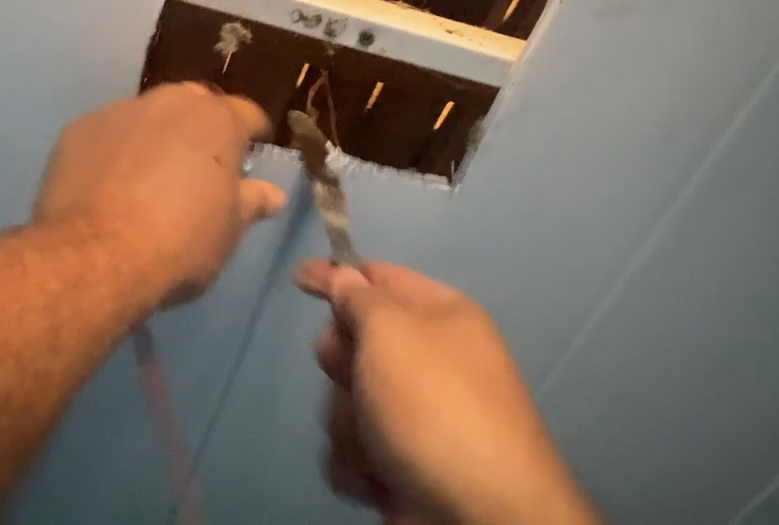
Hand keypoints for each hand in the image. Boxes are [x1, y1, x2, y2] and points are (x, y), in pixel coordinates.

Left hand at [34, 82, 285, 304]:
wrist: (96, 254)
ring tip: (149, 175)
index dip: (253, 132)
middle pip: (195, 103)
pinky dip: (114, 150)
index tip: (253, 151)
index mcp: (218, 120)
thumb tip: (273, 194)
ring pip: (148, 115)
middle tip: (200, 164)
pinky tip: (108, 183)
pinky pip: (108, 133)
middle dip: (201, 126)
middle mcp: (171, 102)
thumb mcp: (228, 231)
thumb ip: (250, 202)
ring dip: (155, 135)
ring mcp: (121, 111)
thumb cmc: (180, 242)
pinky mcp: (79, 128)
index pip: (247, 113)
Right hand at [295, 261, 601, 524]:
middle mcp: (428, 360)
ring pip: (347, 398)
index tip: (299, 279)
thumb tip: (344, 278)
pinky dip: (356, 463)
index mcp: (438, 314)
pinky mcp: (399, 463)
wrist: (479, 514)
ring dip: (349, 422)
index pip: (378, 277)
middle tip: (354, 378)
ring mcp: (414, 415)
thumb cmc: (434, 404)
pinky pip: (353, 446)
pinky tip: (375, 477)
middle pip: (354, 341)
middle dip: (343, 365)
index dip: (337, 277)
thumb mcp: (390, 330)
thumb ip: (357, 296)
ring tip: (376, 444)